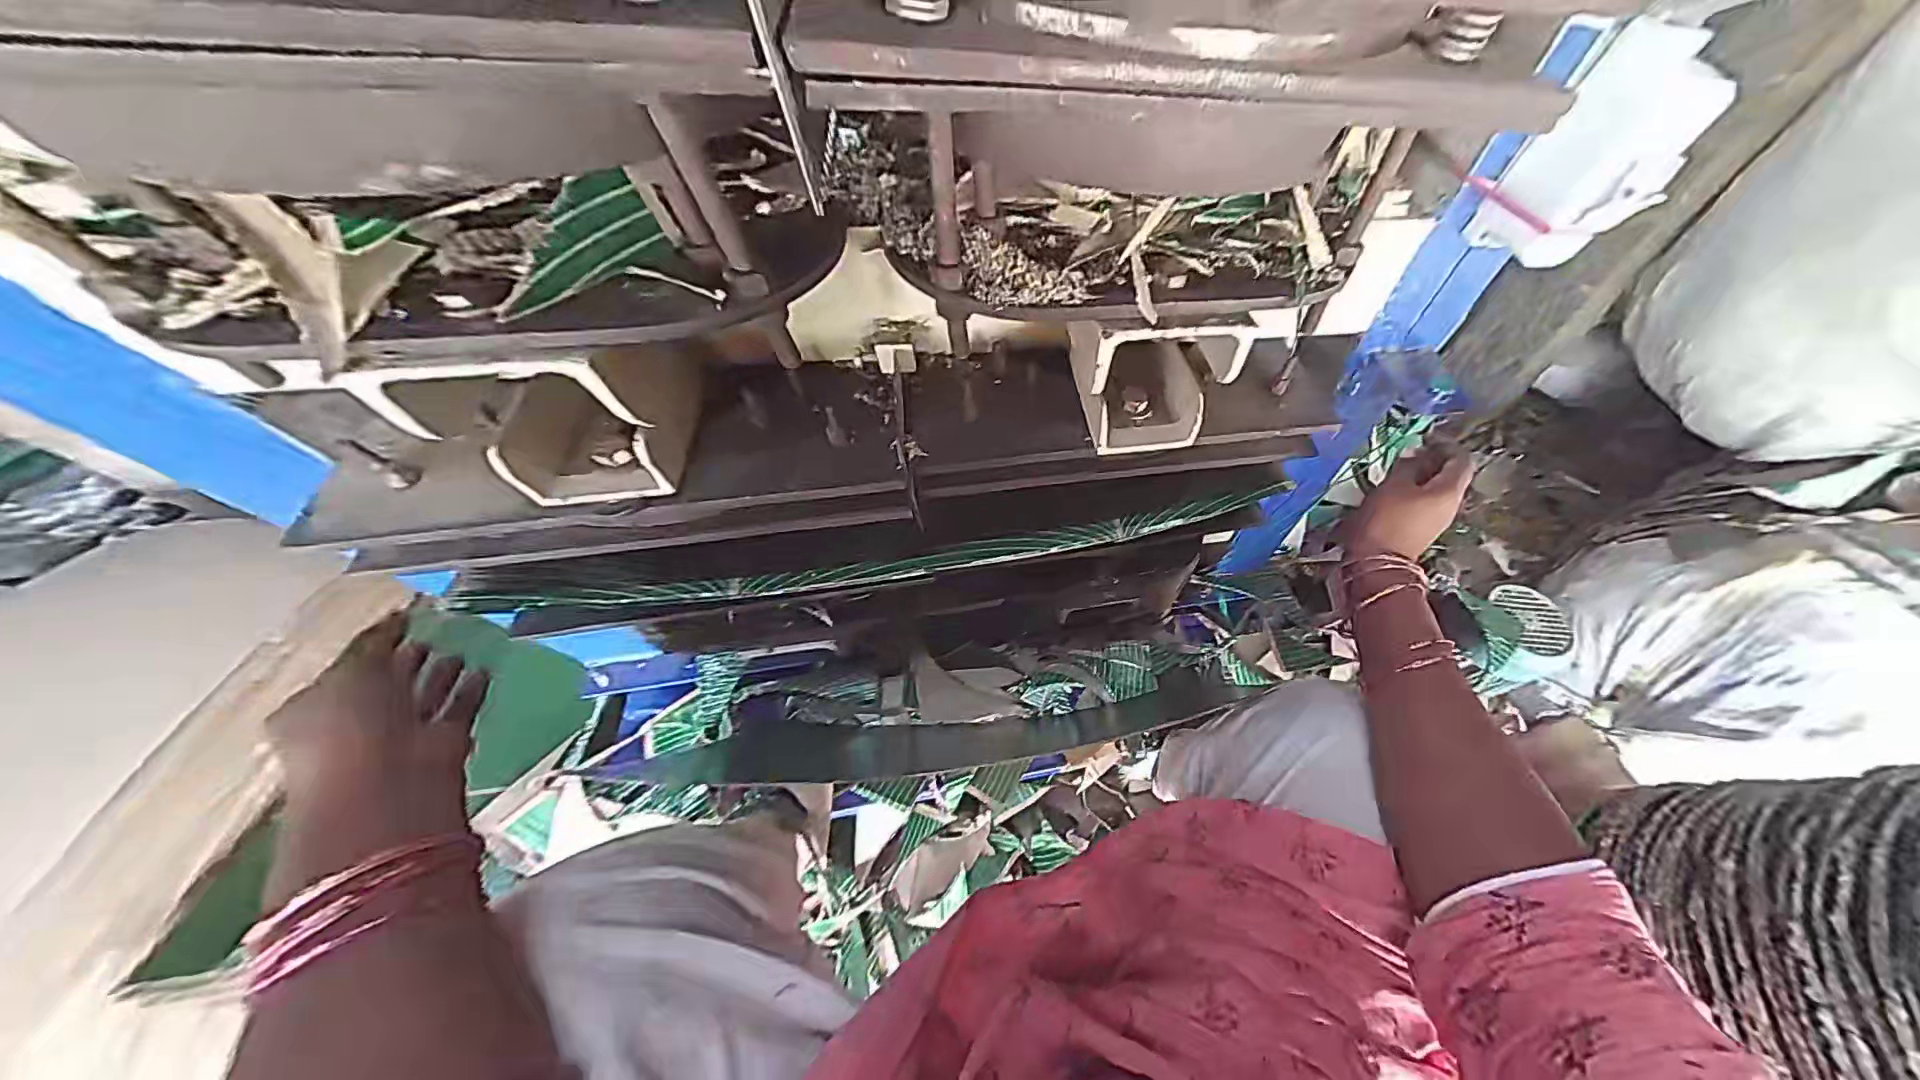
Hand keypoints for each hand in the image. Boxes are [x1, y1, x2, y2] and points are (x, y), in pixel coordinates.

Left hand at [266, 609, 489, 849]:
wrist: (387, 780)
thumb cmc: (348, 725)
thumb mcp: (351, 669)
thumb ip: (375, 640)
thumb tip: (395, 616)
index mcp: (316, 710)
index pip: (345, 671)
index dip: (370, 649)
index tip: (397, 627)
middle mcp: (356, 726)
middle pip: (386, 686)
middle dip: (408, 662)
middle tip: (429, 638)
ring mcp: (400, 738)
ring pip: (424, 698)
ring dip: (442, 676)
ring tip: (459, 652)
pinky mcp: (442, 746)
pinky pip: (459, 711)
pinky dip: (470, 692)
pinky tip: (482, 672)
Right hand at [1340, 441, 1472, 560]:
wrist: (1376, 561)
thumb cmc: (1385, 519)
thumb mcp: (1392, 486)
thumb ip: (1407, 466)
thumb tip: (1416, 456)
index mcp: (1449, 491)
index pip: (1461, 460)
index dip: (1447, 445)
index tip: (1426, 437)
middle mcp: (1450, 505)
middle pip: (1451, 476)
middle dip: (1434, 461)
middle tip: (1411, 452)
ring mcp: (1438, 519)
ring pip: (1437, 490)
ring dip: (1422, 477)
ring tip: (1399, 470)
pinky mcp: (1422, 529)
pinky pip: (1425, 502)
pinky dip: (1415, 491)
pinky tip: (1396, 491)